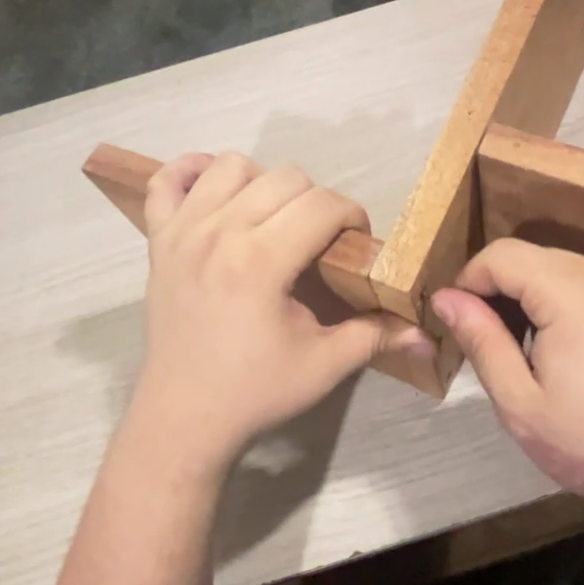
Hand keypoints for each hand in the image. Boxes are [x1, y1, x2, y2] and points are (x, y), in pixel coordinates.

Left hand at [127, 153, 427, 470]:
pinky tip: (214, 193)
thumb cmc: (254, 392)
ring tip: (272, 220)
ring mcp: (183, 232)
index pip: (323, 204)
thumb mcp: (323, 366)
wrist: (183, 418)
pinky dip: (190, 173)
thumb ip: (374, 336)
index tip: (356, 244)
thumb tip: (424, 334)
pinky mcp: (158, 240)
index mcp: (261, 261)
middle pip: (285, 177)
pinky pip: (166, 181)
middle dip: (316, 201)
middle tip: (319, 240)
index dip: (352, 216)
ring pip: (232, 166)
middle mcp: (220, 233)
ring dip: (263, 184)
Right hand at [430, 239, 583, 526]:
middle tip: (485, 344)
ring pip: (555, 267)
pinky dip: (556, 301)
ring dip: (526, 296)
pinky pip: (583, 282)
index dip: (468, 282)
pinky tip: (557, 350)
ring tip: (519, 352)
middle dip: (496, 289)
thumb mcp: (521, 403)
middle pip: (528, 256)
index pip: (500, 255)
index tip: (457, 325)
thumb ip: (481, 341)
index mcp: (572, 293)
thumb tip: (444, 298)